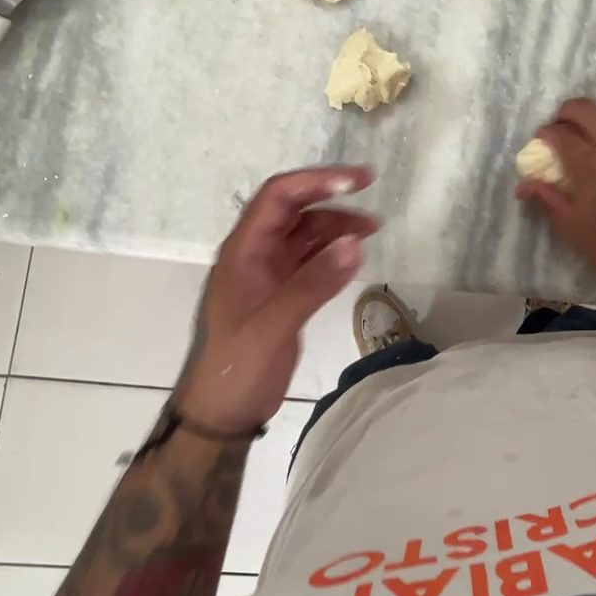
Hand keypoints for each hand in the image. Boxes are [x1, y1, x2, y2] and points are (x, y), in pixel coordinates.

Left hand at [174, 166, 376, 434]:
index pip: (278, 197)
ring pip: (305, 233)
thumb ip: (312, 284)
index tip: (357, 182)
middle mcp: (255, 255)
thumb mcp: (273, 326)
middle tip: (372, 192)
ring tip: (373, 227)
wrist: (223, 414)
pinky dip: (334, 251)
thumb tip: (355, 243)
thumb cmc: (237, 368)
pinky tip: (356, 255)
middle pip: (294, 209)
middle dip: (331, 197)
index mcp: (242, 252)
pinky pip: (311, 260)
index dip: (316, 182)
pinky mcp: (284, 294)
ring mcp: (269, 274)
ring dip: (337, 224)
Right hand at [515, 98, 595, 286]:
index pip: (559, 133)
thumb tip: (524, 186)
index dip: (546, 133)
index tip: (543, 141)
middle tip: (562, 127)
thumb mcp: (575, 229)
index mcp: (587, 164)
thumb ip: (549, 201)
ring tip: (594, 129)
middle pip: (584, 108)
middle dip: (567, 112)